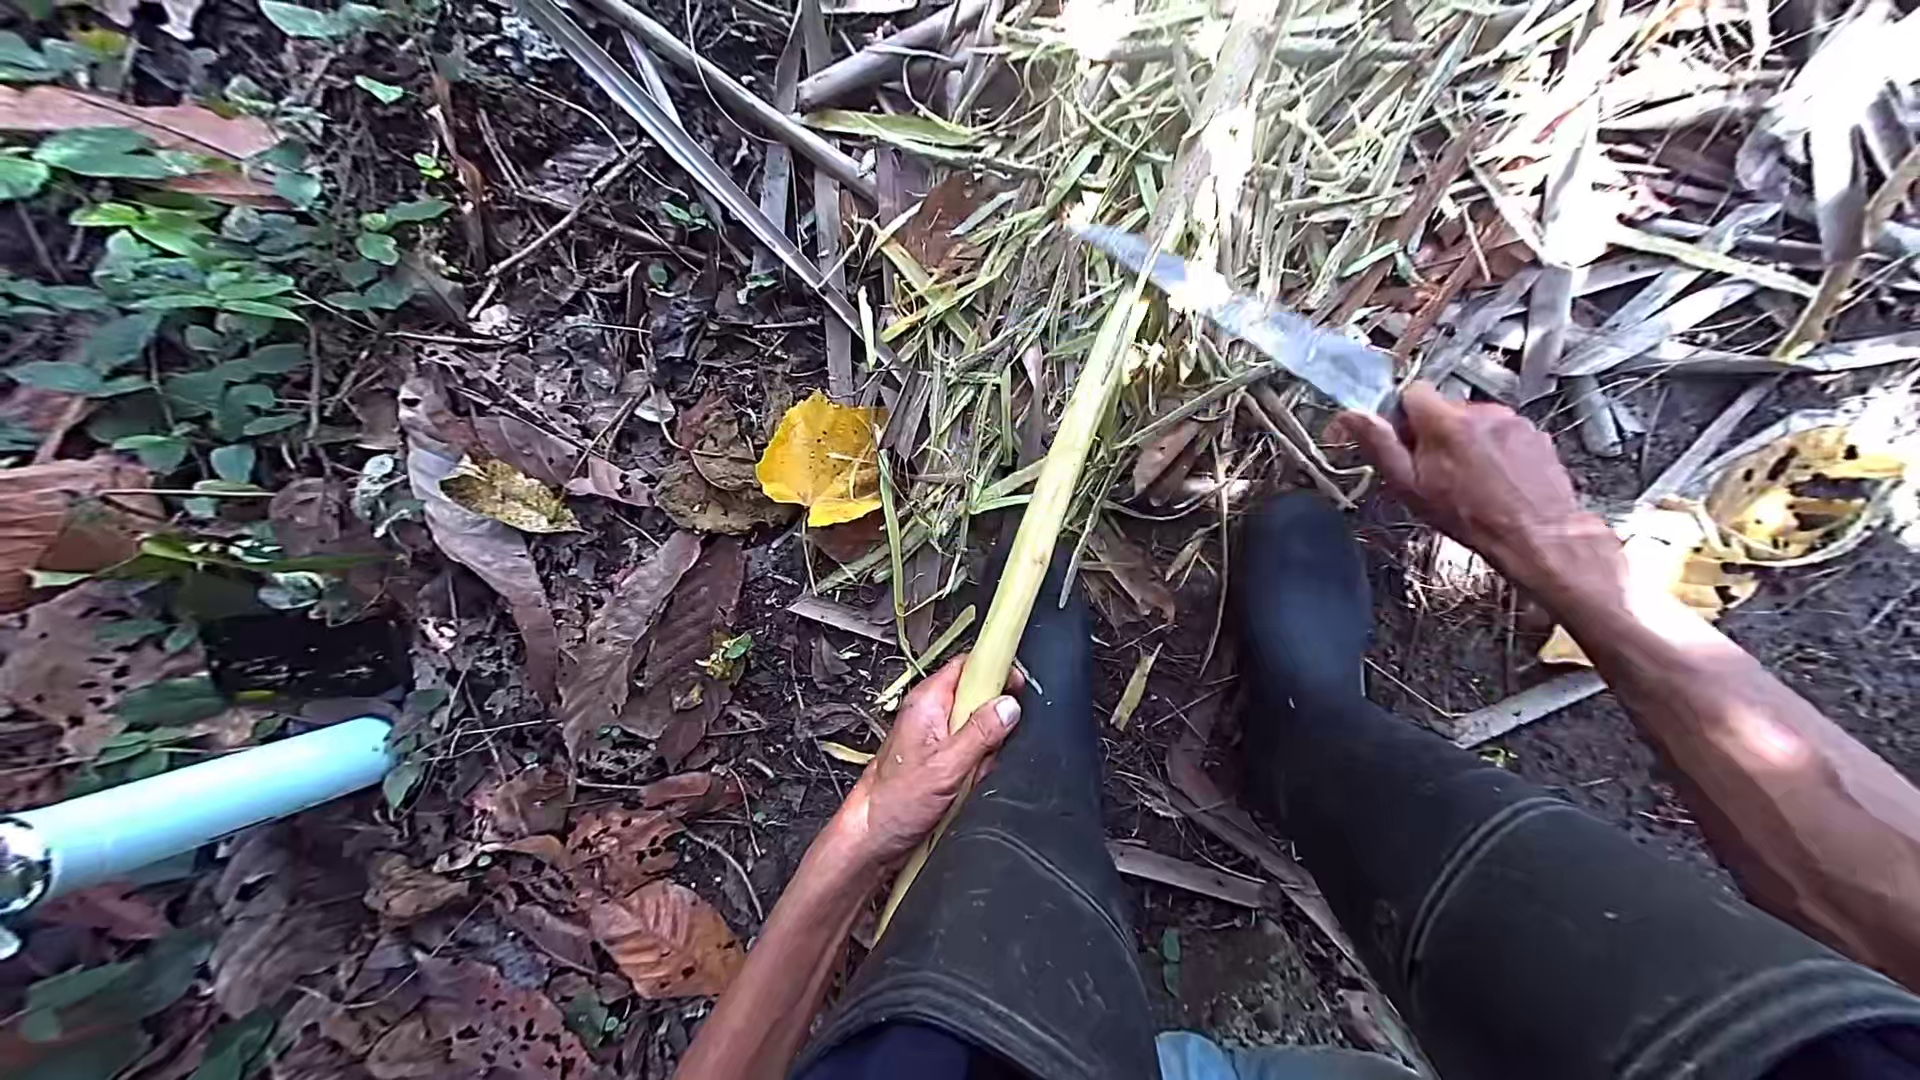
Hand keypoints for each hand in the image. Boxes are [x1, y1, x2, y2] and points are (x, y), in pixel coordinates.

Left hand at [826, 654, 1022, 868]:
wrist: (873, 838)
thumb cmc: (892, 802)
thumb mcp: (946, 765)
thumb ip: (981, 733)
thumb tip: (1009, 706)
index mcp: (928, 702)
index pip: (968, 665)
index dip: (996, 669)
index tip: (1018, 686)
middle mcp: (931, 714)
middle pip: (980, 700)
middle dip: (992, 727)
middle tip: (985, 751)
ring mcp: (936, 737)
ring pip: (980, 731)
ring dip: (984, 754)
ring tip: (967, 776)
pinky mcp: (941, 759)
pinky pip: (973, 755)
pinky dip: (976, 770)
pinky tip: (965, 787)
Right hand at [1333, 382, 1617, 588]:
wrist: (1534, 533)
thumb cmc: (1467, 515)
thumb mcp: (1407, 485)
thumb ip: (1379, 445)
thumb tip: (1352, 417)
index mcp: (1445, 423)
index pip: (1413, 392)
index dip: (1401, 415)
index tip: (1402, 439)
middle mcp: (1482, 412)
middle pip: (1442, 409)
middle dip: (1431, 432)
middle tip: (1429, 468)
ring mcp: (1512, 421)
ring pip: (1471, 420)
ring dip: (1461, 440)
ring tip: (1463, 475)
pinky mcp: (1534, 433)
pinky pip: (1498, 430)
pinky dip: (1489, 447)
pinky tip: (1488, 475)